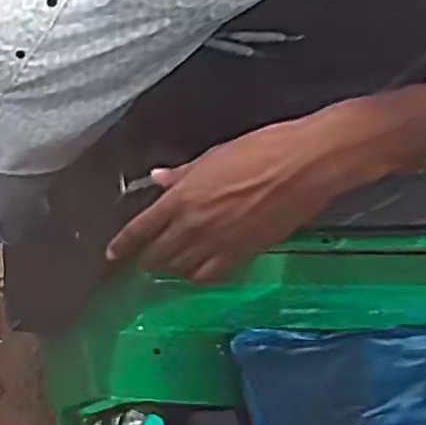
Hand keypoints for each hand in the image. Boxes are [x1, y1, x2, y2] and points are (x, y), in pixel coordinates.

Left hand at [105, 98, 404, 281]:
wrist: (313, 160)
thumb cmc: (265, 149)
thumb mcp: (213, 157)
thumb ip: (181, 175)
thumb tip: (158, 178)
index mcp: (180, 198)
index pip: (138, 230)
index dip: (122, 246)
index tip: (112, 255)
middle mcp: (192, 224)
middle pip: (155, 255)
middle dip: (148, 258)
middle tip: (149, 256)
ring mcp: (216, 241)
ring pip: (178, 268)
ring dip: (172, 268)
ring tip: (173, 263)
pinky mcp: (243, 252)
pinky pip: (209, 275)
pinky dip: (199, 276)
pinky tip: (200, 269)